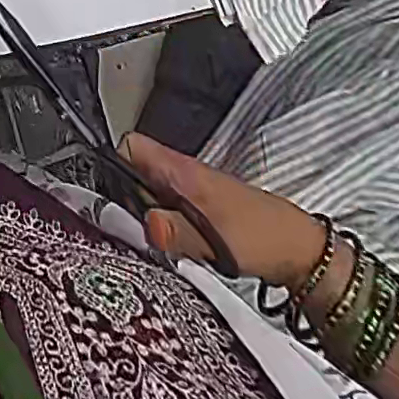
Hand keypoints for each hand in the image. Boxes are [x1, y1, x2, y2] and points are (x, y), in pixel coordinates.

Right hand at [119, 133, 329, 289]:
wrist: (298, 252)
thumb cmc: (260, 235)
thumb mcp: (215, 239)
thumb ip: (177, 232)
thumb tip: (145, 224)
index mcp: (179, 170)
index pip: (130, 147)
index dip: (111, 162)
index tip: (100, 192)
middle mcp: (178, 177)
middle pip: (131, 172)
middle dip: (118, 197)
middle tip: (116, 227)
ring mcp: (185, 195)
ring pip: (144, 194)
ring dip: (137, 216)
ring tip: (137, 242)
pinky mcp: (192, 213)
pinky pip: (160, 211)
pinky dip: (155, 228)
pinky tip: (160, 251)